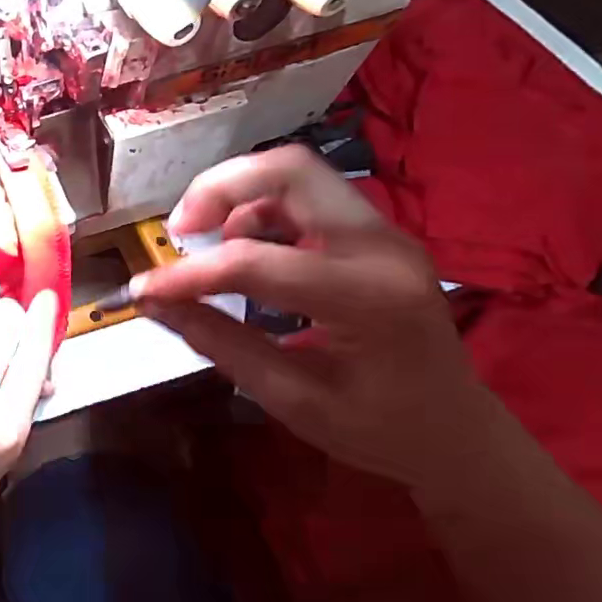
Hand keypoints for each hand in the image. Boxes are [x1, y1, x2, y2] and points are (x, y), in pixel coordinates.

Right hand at [131, 145, 509, 491]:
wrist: (457, 431)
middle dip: (218, 188)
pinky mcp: (374, 233)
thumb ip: (219, 342)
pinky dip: (261, 205)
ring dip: (238, 193)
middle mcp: (381, 246)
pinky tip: (244, 245)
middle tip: (179, 230)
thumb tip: (154, 303)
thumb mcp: (291, 398)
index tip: (143, 287)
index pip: (256, 263)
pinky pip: (308, 193)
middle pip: (289, 169)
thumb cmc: (379, 429)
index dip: (189, 274)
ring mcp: (384, 232)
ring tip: (205, 240)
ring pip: (297, 172)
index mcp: (366, 298)